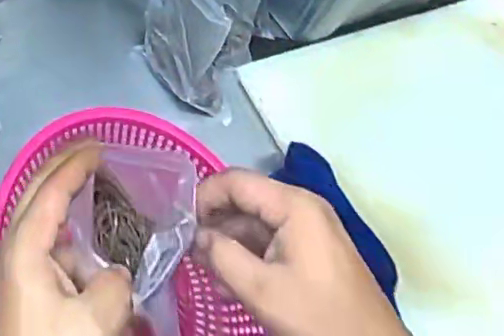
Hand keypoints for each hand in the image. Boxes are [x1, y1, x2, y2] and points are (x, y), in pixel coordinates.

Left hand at [0, 142, 133, 335]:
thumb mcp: (94, 323)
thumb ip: (113, 286)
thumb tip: (117, 275)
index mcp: (23, 244)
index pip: (50, 188)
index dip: (75, 164)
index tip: (100, 146)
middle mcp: (12, 248)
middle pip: (39, 194)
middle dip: (65, 171)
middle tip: (95, 155)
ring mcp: (14, 271)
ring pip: (49, 235)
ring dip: (77, 234)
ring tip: (109, 247)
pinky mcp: (21, 294)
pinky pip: (52, 265)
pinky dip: (76, 267)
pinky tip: (104, 293)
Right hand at [194, 169, 406, 335]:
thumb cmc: (321, 322)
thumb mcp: (261, 290)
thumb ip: (220, 254)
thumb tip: (195, 236)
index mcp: (294, 204)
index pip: (233, 181)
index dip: (202, 197)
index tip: (181, 225)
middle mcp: (303, 207)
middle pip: (243, 200)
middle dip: (214, 224)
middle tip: (190, 250)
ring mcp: (312, 231)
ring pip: (255, 223)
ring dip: (229, 245)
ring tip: (207, 272)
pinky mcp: (315, 255)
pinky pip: (271, 243)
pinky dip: (249, 257)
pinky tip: (231, 283)